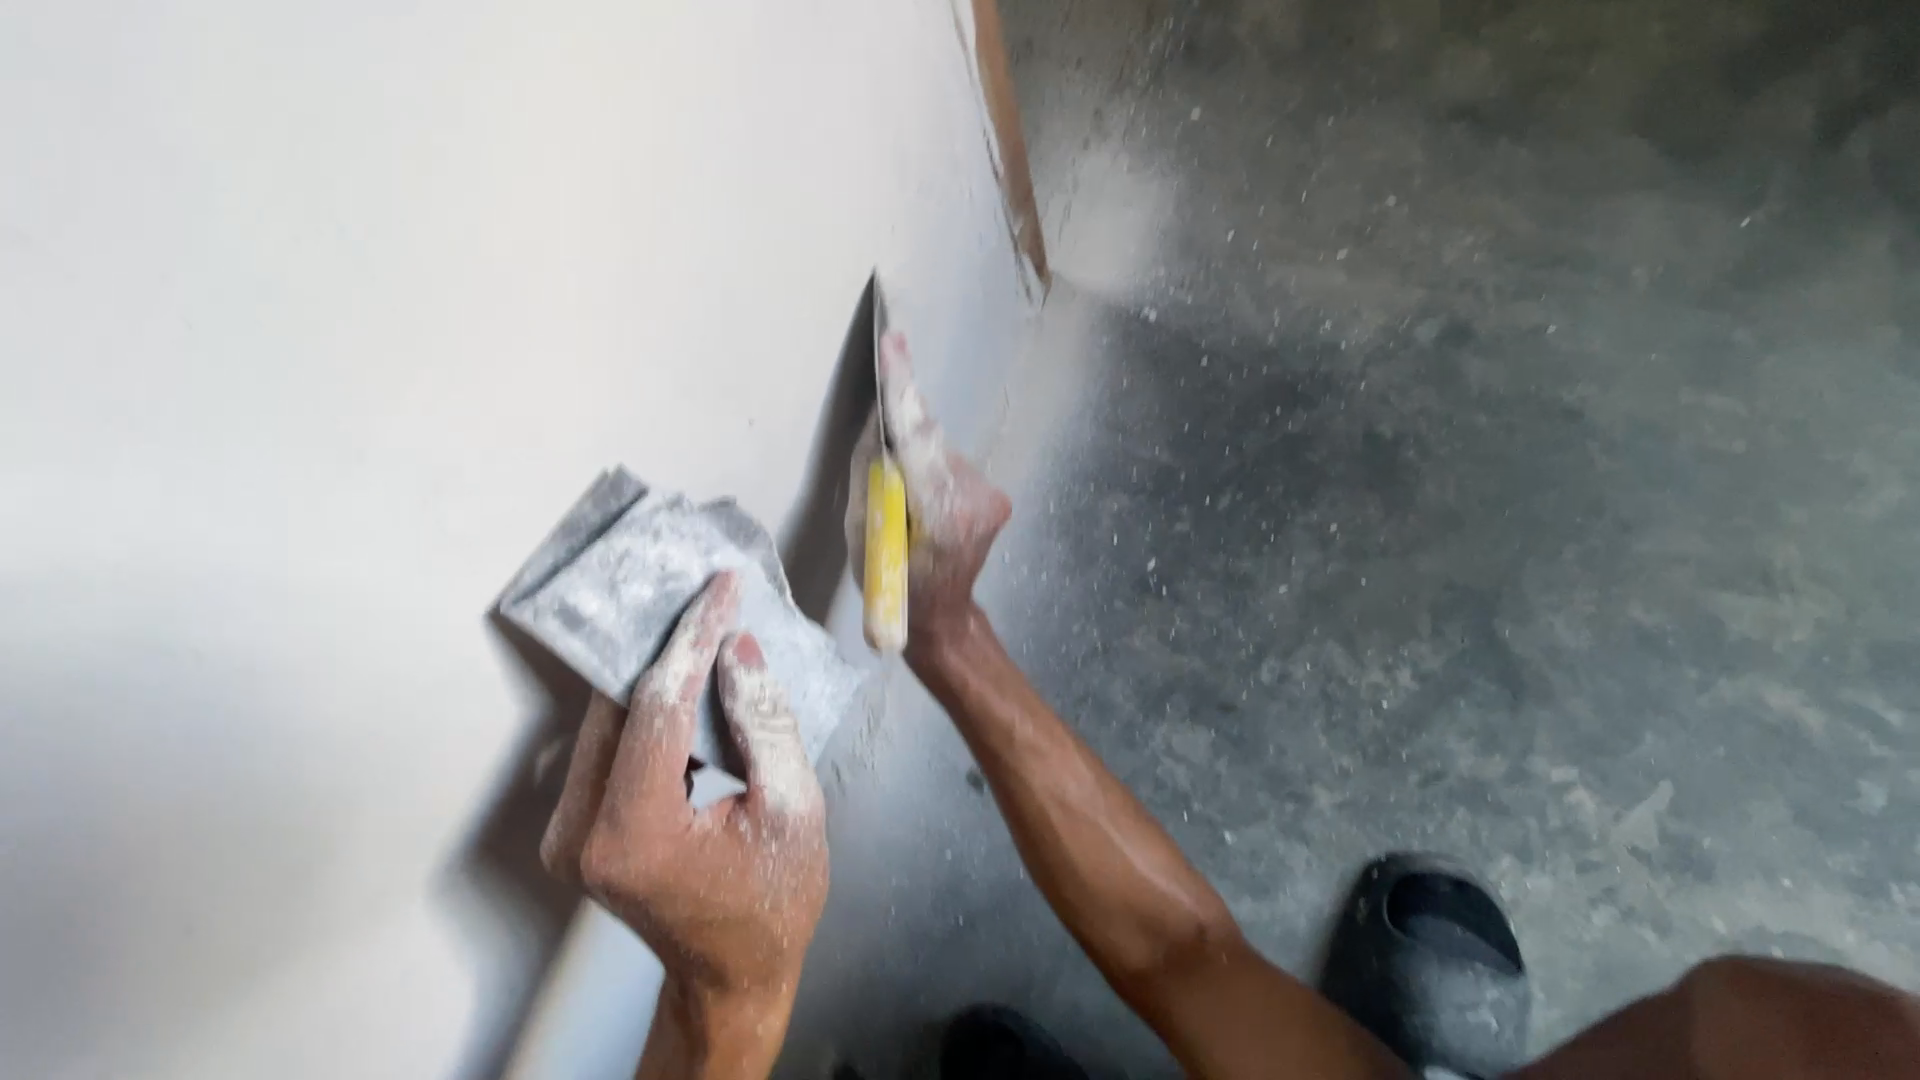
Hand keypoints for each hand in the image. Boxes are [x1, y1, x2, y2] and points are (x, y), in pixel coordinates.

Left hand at [540, 571, 828, 1064]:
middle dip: (667, 644)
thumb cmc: (775, 899)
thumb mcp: (793, 808)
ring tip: (705, 625)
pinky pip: (611, 742)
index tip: (722, 586)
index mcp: (633, 833)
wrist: (734, 973)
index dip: (692, 637)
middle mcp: (580, 831)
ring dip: (656, 670)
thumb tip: (738, 648)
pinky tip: (689, 679)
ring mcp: (568, 832)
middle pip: (617, 706)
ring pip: (607, 718)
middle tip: (712, 595)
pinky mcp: (576, 826)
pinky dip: (649, 704)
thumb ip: (765, 723)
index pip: (656, 706)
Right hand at [845, 331, 1012, 651]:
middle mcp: (977, 497)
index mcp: (943, 513)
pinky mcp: (995, 496)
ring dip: (915, 458)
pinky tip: (921, 500)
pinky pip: (950, 465)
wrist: (943, 617)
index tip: (892, 342)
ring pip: (941, 452)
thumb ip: (872, 476)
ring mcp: (992, 496)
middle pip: (929, 442)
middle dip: (900, 430)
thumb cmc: (895, 587)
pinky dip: (929, 470)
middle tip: (880, 445)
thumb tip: (878, 423)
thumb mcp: (863, 537)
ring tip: (902, 497)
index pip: (917, 440)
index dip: (901, 390)